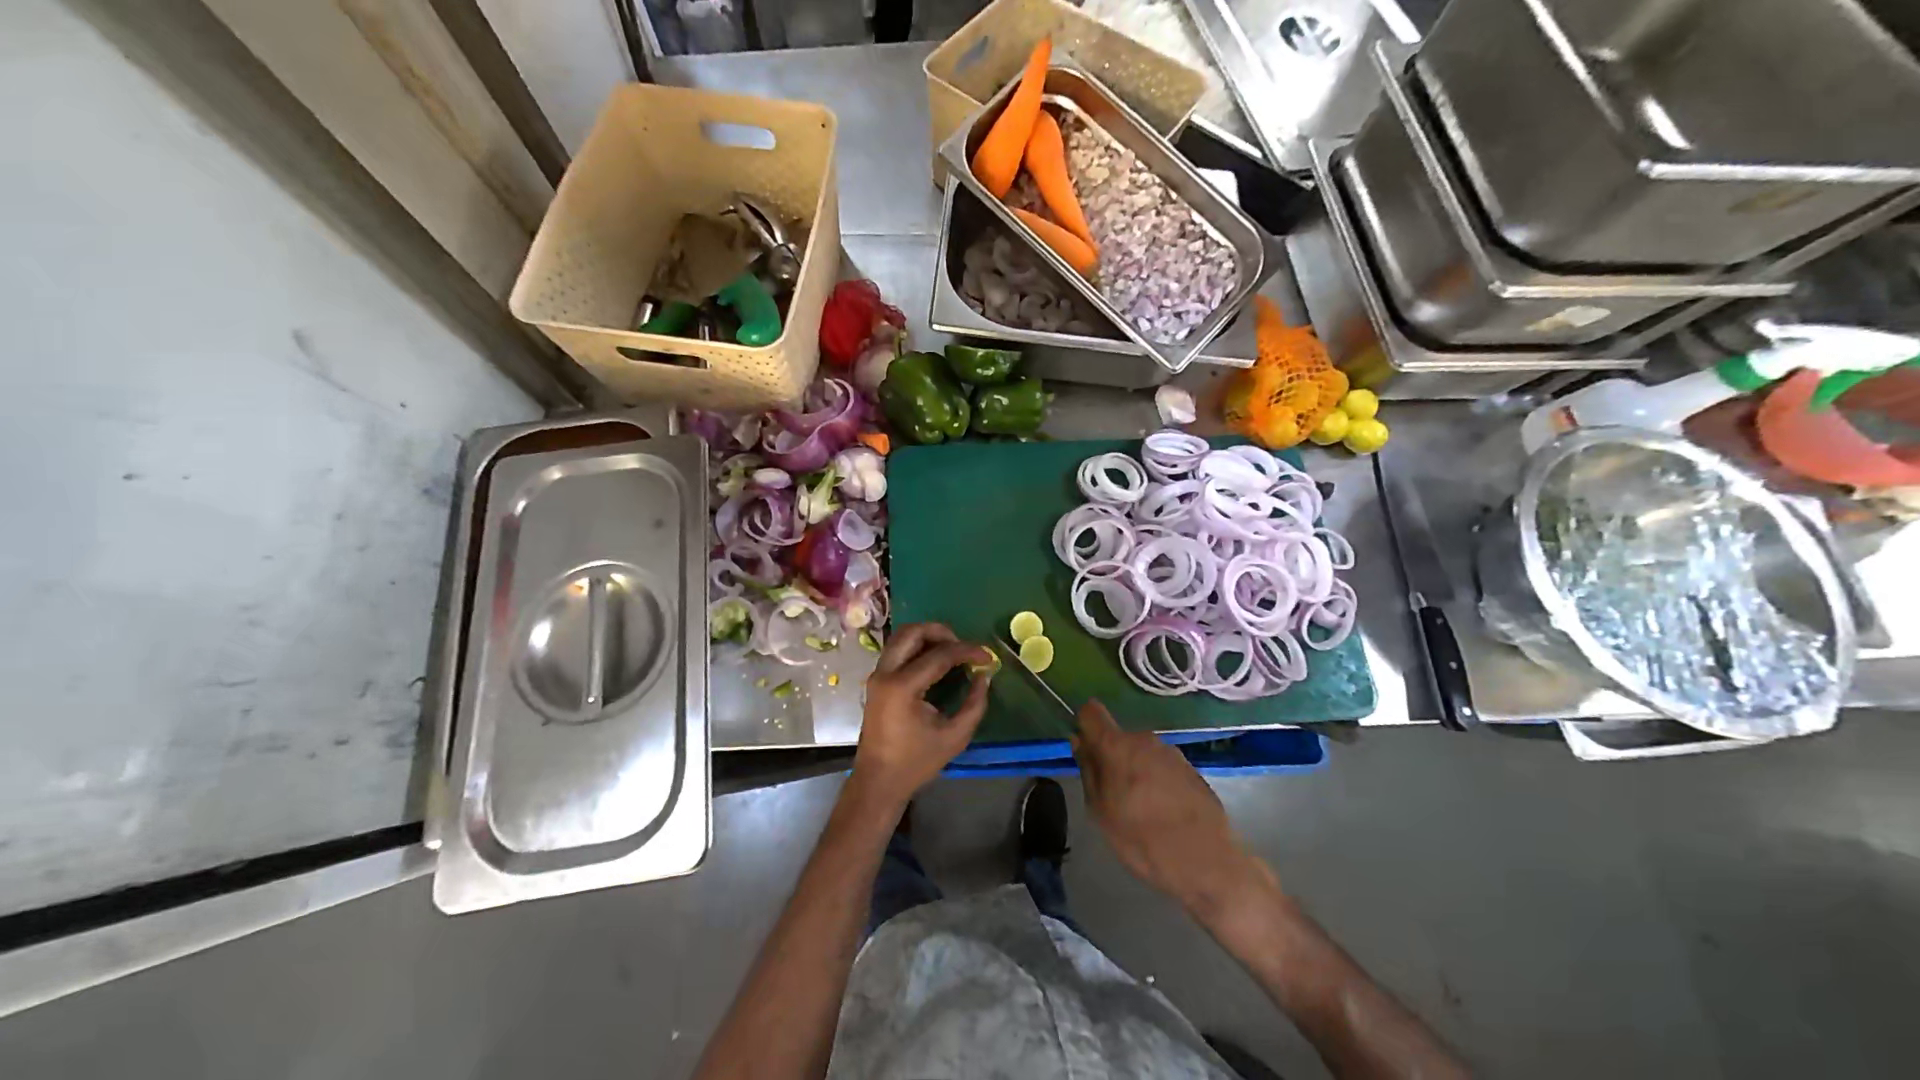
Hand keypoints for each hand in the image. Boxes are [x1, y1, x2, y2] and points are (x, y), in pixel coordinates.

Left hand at [852, 623, 991, 806]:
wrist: (878, 781)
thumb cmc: (916, 762)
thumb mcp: (955, 736)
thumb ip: (974, 703)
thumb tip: (984, 676)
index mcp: (902, 687)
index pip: (939, 655)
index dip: (967, 651)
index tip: (988, 657)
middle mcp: (885, 673)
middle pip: (912, 632)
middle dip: (942, 632)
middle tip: (964, 647)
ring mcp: (877, 675)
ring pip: (901, 637)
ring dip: (928, 637)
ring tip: (952, 653)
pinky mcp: (877, 680)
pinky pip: (897, 650)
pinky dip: (918, 647)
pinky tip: (936, 662)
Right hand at [1072, 699, 1273, 915]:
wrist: (1207, 862)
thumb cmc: (1143, 840)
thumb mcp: (1101, 811)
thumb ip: (1088, 771)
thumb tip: (1079, 740)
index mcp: (1117, 746)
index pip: (1091, 712)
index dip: (1084, 726)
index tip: (1085, 751)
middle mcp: (1145, 739)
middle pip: (1118, 737)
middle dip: (1111, 758)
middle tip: (1113, 795)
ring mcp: (1172, 752)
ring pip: (1141, 752)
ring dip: (1135, 770)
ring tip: (1140, 808)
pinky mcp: (1192, 768)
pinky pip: (1162, 766)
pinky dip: (1156, 781)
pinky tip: (1163, 811)